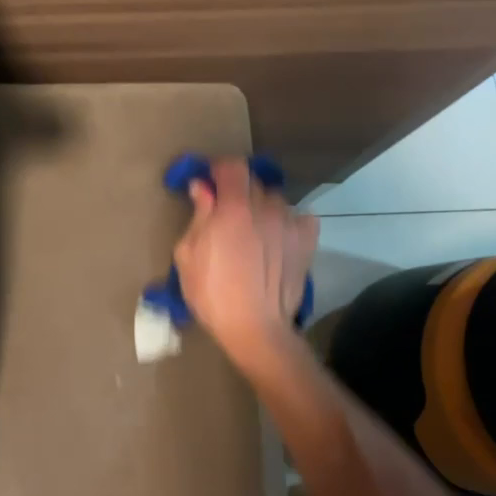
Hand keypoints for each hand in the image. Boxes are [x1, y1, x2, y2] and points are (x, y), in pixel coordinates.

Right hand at [172, 157, 319, 363]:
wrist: (255, 328)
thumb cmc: (212, 293)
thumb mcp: (188, 254)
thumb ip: (199, 215)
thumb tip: (202, 188)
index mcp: (234, 208)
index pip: (232, 166)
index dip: (218, 169)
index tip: (208, 181)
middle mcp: (266, 208)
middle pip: (253, 182)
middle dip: (237, 190)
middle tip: (224, 211)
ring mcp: (290, 224)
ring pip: (276, 199)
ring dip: (262, 207)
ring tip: (253, 229)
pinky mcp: (307, 242)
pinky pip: (300, 218)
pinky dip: (288, 222)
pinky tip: (278, 237)